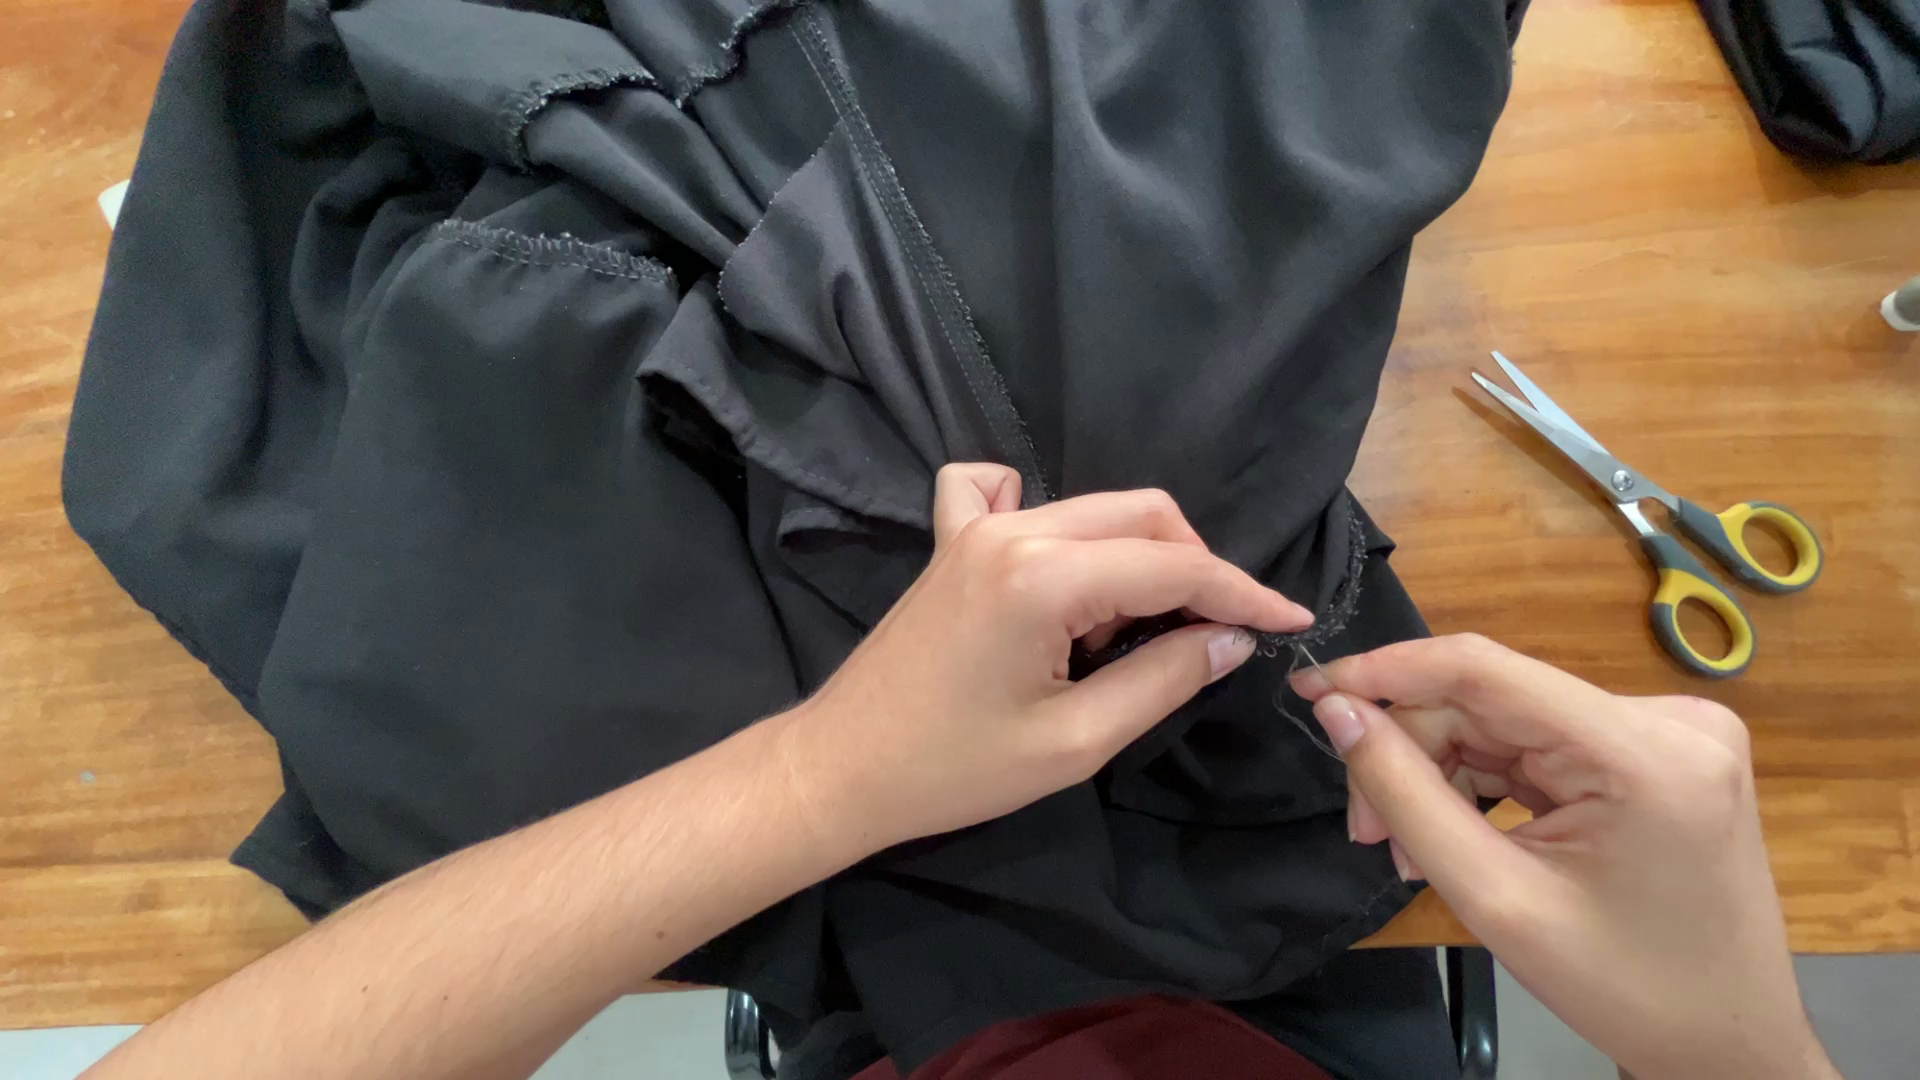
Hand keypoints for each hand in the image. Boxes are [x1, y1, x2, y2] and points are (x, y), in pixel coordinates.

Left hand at [768, 463, 1312, 854]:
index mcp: (1043, 577)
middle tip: (1212, 631)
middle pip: (1139, 515)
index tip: (1288, 619)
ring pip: (1090, 509)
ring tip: (1131, 629)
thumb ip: (1162, 680)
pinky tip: (1051, 559)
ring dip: (1134, 555)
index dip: (1243, 592)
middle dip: (1194, 566)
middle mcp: (1012, 529)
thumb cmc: (955, 769)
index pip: (1174, 565)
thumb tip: (1228, 638)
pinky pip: (1000, 491)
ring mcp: (973, 526)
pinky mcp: (949, 540)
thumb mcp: (1075, 742)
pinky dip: (1045, 512)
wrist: (844, 766)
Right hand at [1289, 635, 1836, 1079]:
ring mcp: (1653, 729)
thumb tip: (1333, 707)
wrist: (1724, 1045)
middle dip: (1405, 757)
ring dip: (1430, 775)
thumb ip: (1401, 790)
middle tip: (1365, 828)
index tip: (1307, 689)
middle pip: (1475, 701)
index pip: (1479, 667)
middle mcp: (1658, 718)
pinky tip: (1448, 828)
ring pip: (1484, 719)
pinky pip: (1513, 738)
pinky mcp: (1637, 745)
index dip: (1381, 670)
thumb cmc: (1618, 986)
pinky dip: (1466, 780)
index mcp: (1644, 752)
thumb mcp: (1489, 893)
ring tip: (1402, 846)